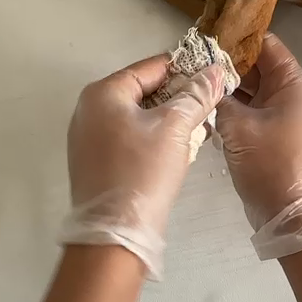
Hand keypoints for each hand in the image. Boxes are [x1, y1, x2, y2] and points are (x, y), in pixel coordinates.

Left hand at [57, 56, 226, 277]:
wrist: (115, 234)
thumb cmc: (143, 172)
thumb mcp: (175, 127)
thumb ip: (196, 95)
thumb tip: (214, 72)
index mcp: (102, 93)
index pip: (151, 67)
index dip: (186, 70)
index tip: (213, 77)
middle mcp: (88, 110)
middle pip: (143, 92)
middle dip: (178, 98)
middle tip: (210, 107)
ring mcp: (88, 138)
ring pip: (137, 117)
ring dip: (168, 121)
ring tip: (199, 129)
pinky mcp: (94, 163)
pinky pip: (128, 139)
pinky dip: (153, 139)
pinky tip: (178, 151)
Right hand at [213, 35, 301, 258]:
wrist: (289, 213)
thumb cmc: (269, 164)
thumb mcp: (238, 127)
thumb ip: (218, 98)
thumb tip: (202, 79)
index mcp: (293, 85)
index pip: (266, 45)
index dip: (238, 38)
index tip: (206, 36)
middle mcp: (291, 94)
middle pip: (257, 66)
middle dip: (226, 62)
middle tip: (191, 59)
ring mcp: (282, 114)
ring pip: (251, 88)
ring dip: (225, 85)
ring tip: (191, 78)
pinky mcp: (271, 132)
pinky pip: (250, 108)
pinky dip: (230, 104)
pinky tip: (203, 102)